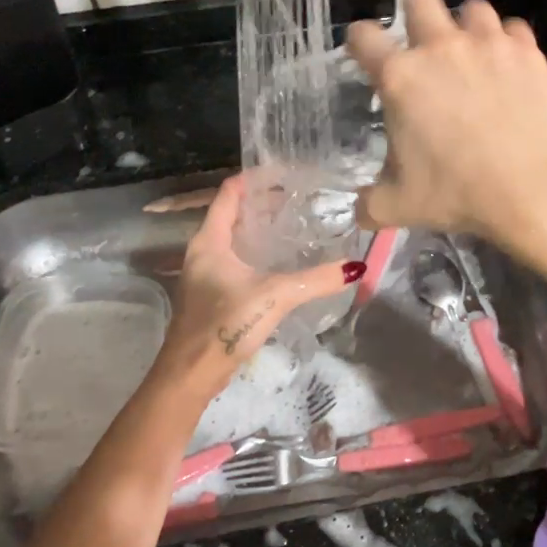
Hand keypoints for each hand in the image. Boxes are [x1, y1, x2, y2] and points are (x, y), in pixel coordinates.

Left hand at [152, 175, 363, 399]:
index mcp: (209, 240)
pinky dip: (256, 253)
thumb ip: (315, 280)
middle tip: (299, 198)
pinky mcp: (211, 295)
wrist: (190, 374)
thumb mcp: (274, 296)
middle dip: (263, 203)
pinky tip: (279, 263)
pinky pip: (235, 260)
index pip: (230, 193)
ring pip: (234, 239)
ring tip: (294, 224)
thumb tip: (355, 267)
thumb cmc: (224, 325)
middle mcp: (203, 251)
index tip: (285, 172)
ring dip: (259, 229)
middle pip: (233, 213)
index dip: (255, 178)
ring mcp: (204, 274)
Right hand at [345, 0, 546, 253]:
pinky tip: (508, 65)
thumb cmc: (458, 194)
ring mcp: (488, 44)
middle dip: (416, 14)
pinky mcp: (527, 52)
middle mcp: (441, 48)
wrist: (534, 191)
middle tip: (422, 44)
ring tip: (471, 53)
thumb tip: (359, 211)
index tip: (364, 53)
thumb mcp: (399, 206)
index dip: (358, 41)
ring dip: (466, 26)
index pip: (363, 35)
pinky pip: (514, 28)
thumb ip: (370, 203)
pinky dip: (508, 42)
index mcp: (400, 77)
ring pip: (471, 8)